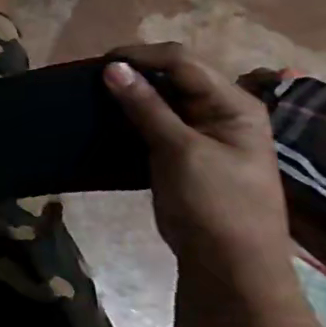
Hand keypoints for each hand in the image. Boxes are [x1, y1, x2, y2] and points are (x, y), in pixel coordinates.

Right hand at [102, 43, 289, 280]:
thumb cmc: (216, 206)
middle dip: (134, 73)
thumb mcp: (181, 152)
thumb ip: (147, 107)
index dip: (141, 56)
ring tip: (94, 95)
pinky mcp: (182, 154)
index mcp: (234, 104)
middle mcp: (220, 111)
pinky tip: (106, 119)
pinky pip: (154, 124)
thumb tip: (112, 66)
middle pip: (172, 76)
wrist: (230, 270)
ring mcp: (201, 133)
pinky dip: (131, 118)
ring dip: (129, 96)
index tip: (99, 63)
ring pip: (160, 100)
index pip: (182, 62)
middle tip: (92, 79)